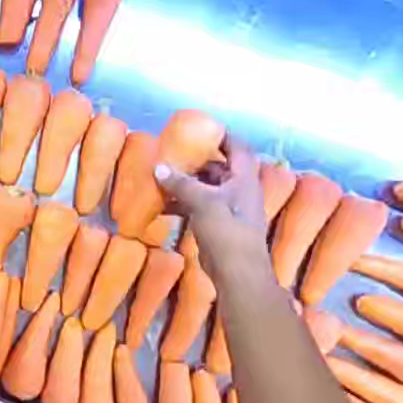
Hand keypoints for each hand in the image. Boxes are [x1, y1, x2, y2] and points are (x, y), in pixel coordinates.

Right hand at [156, 137, 272, 284]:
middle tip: (173, 155)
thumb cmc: (227, 231)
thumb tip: (158, 167)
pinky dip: (183, 204)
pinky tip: (164, 206)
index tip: (200, 130)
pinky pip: (199, 207)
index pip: (237, 147)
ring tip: (163, 180)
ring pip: (207, 188)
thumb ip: (180, 183)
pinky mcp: (218, 226)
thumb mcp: (202, 202)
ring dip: (187, 184)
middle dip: (196, 161)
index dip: (222, 136)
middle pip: (219, 167)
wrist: (237, 272)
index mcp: (244, 179)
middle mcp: (239, 190)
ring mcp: (229, 209)